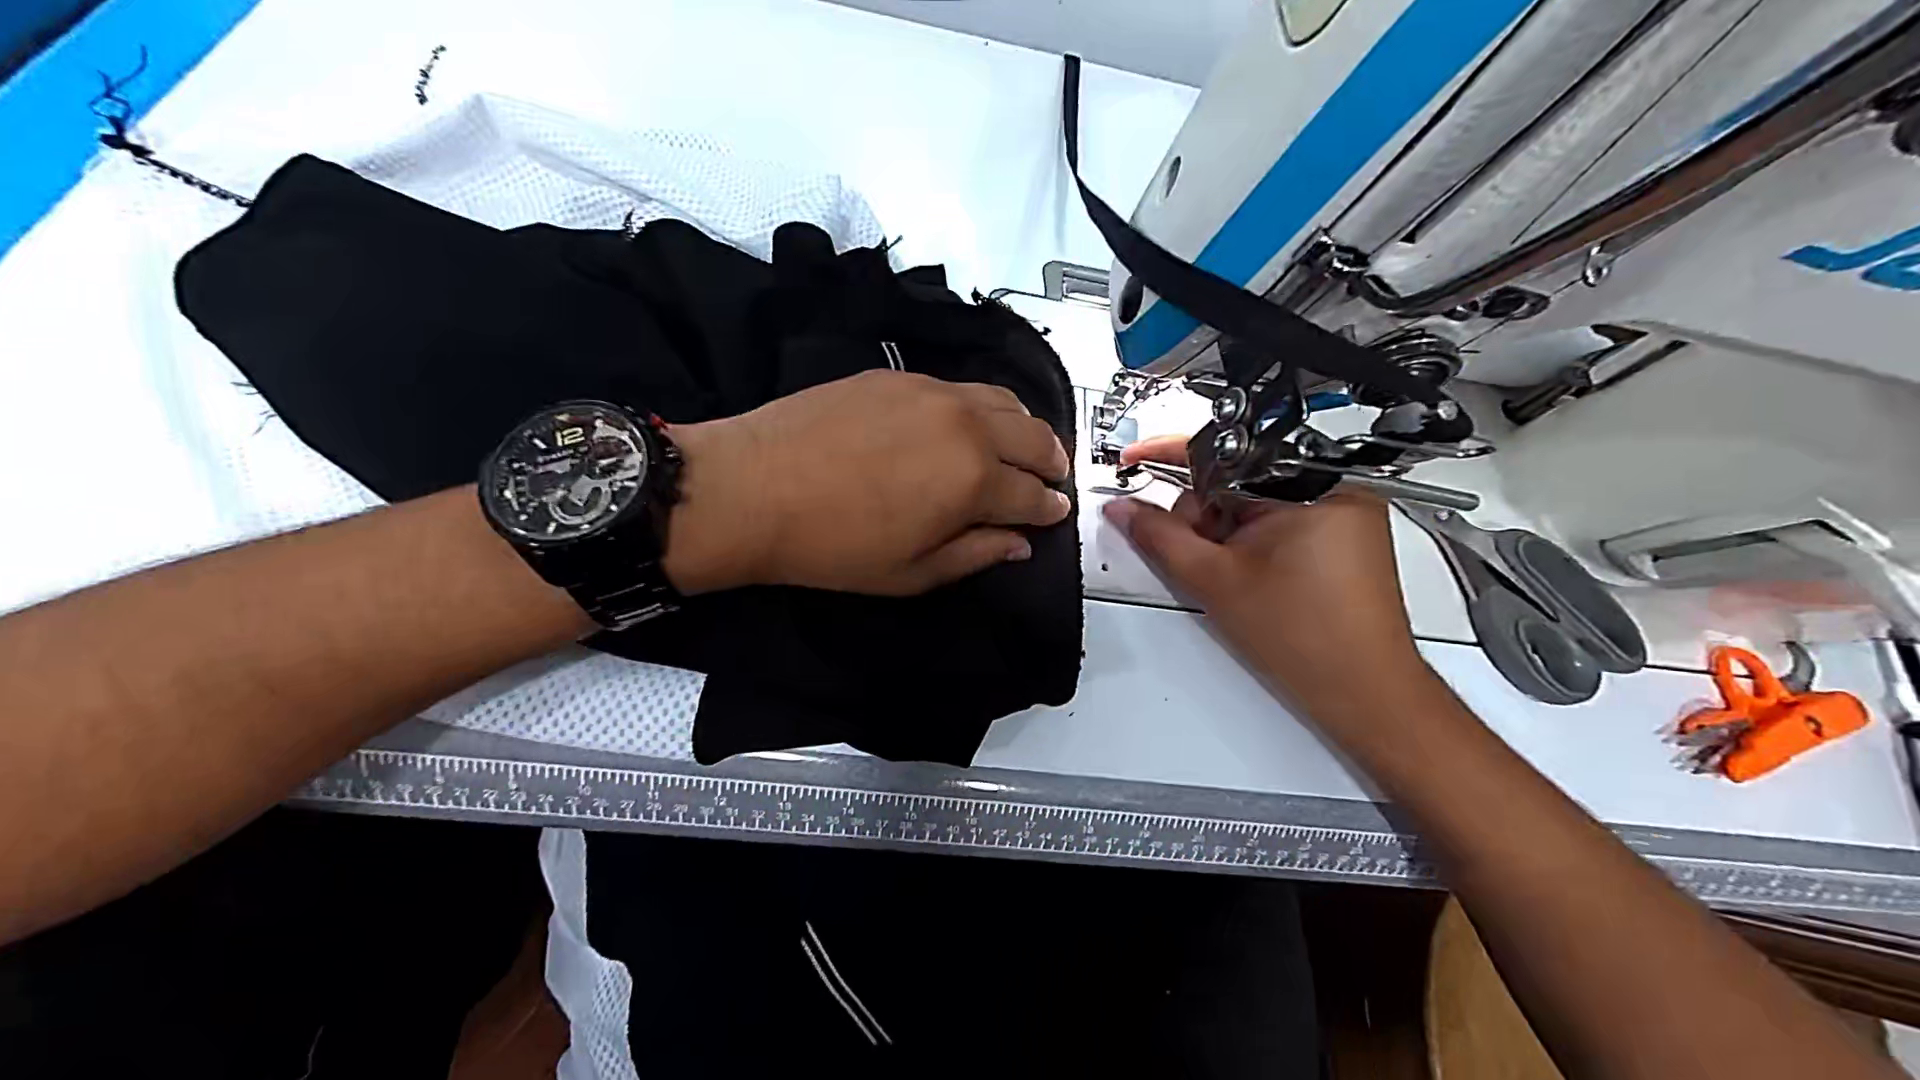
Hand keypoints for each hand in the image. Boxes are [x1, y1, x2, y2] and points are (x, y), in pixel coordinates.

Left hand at [663, 370, 1071, 595]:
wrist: (753, 488)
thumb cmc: (833, 547)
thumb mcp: (912, 572)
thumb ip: (976, 554)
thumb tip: (1019, 542)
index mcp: (975, 480)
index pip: (1033, 494)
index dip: (1050, 508)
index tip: (1055, 513)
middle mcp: (965, 425)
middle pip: (1032, 436)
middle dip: (1050, 461)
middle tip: (1050, 477)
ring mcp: (931, 391)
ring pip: (1002, 400)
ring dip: (1023, 426)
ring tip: (1020, 445)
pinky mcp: (897, 376)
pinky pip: (959, 386)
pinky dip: (980, 407)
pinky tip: (967, 423)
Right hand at [1102, 435, 1427, 714]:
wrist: (1361, 688)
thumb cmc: (1312, 641)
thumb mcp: (1213, 579)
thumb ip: (1159, 535)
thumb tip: (1126, 510)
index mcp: (1310, 487)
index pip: (1223, 456)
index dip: (1169, 458)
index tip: (1139, 458)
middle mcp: (1336, 490)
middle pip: (1235, 480)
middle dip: (1204, 516)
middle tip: (1205, 558)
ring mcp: (1346, 512)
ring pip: (1254, 502)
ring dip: (1228, 534)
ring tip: (1238, 578)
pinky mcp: (1345, 535)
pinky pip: (1281, 519)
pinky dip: (1254, 542)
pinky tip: (1256, 577)